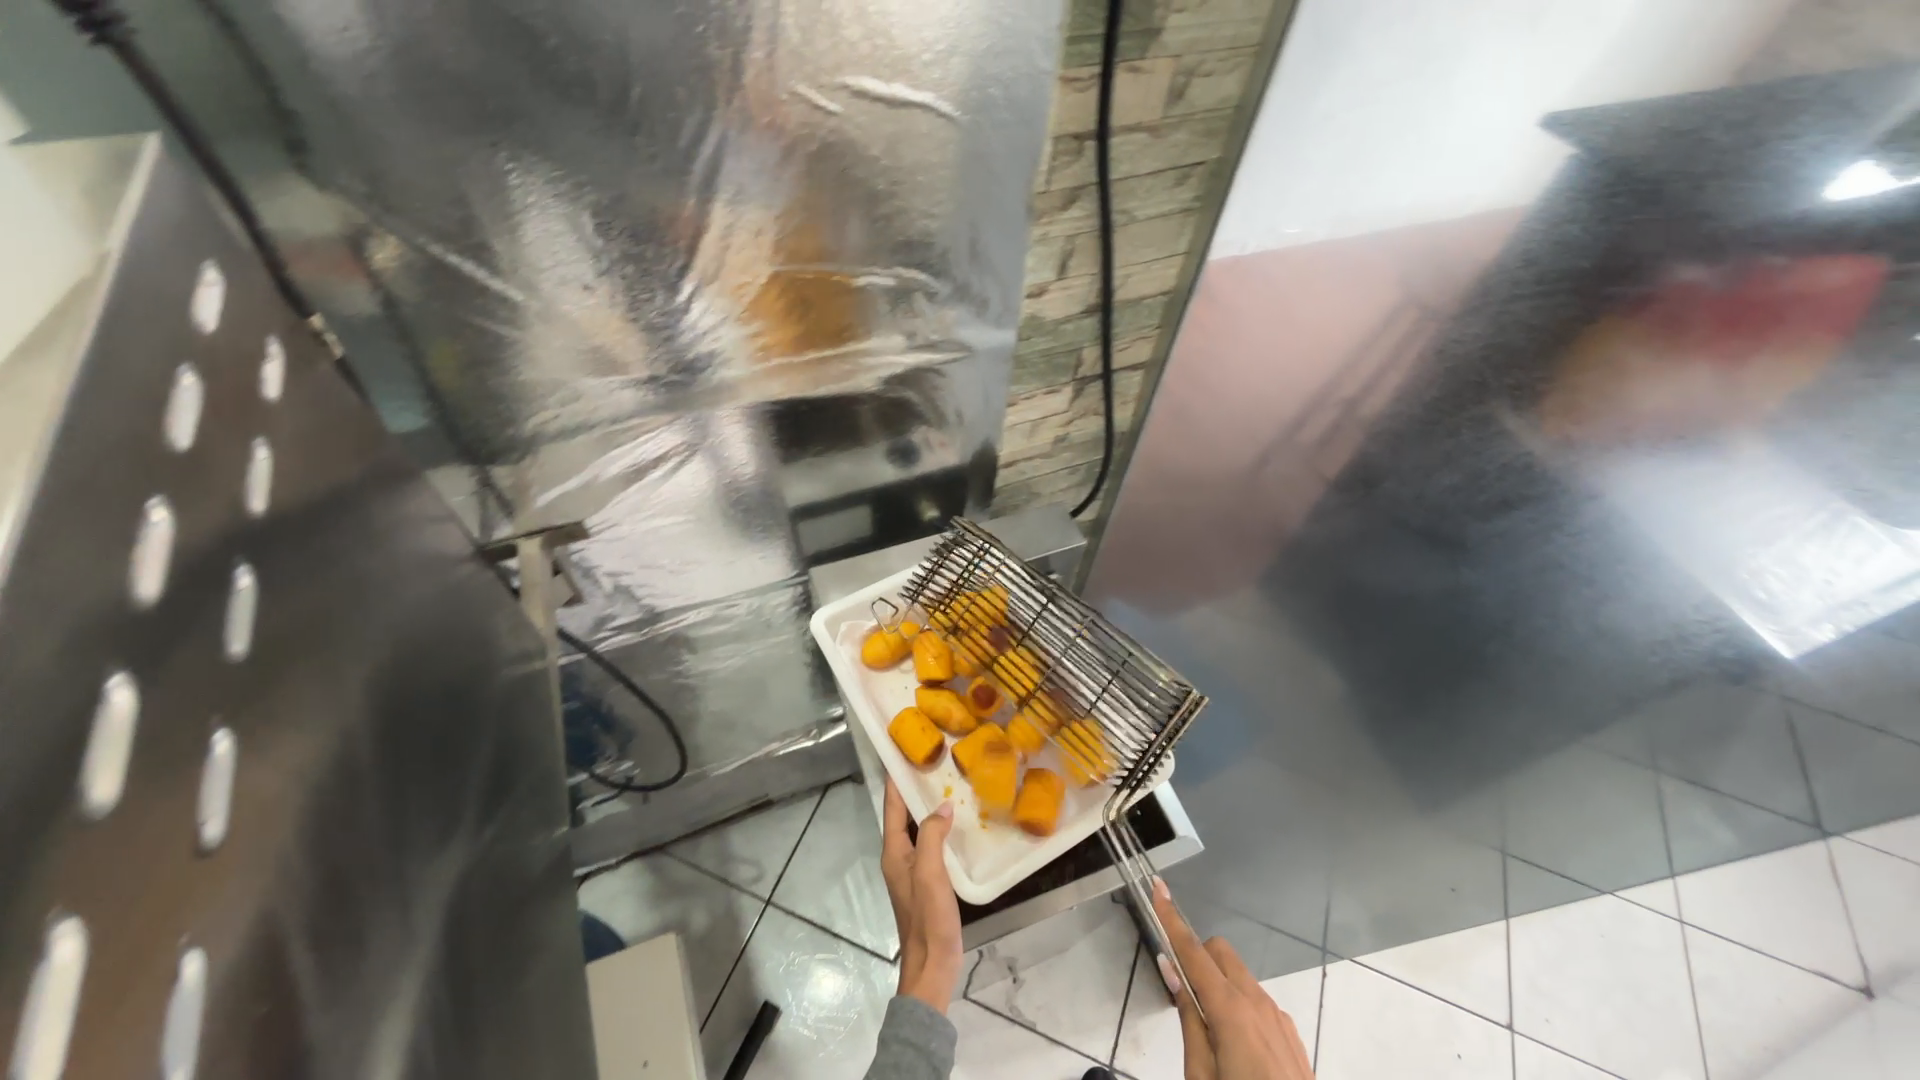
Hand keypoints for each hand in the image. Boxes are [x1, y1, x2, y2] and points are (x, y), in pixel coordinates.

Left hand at [880, 779, 962, 1013]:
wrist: (932, 962)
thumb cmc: (928, 916)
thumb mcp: (930, 871)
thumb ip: (932, 835)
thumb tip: (942, 805)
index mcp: (893, 851)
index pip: (892, 806)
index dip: (896, 780)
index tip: (902, 753)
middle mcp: (899, 856)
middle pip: (903, 815)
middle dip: (914, 789)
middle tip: (933, 761)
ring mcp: (913, 869)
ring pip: (918, 828)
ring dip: (928, 807)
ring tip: (947, 784)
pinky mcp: (928, 880)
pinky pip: (931, 843)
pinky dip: (941, 827)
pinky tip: (958, 823)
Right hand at [1151, 878, 1314, 1079]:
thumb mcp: (1200, 1074)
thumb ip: (1188, 1018)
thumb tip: (1174, 969)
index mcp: (1230, 1010)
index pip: (1194, 952)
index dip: (1172, 919)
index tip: (1158, 887)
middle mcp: (1257, 1003)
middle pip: (1219, 953)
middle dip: (1196, 956)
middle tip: (1178, 991)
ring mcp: (1278, 1019)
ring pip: (1238, 978)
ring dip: (1216, 985)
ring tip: (1206, 1034)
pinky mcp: (1290, 1036)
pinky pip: (1256, 1003)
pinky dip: (1236, 1006)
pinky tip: (1234, 1051)